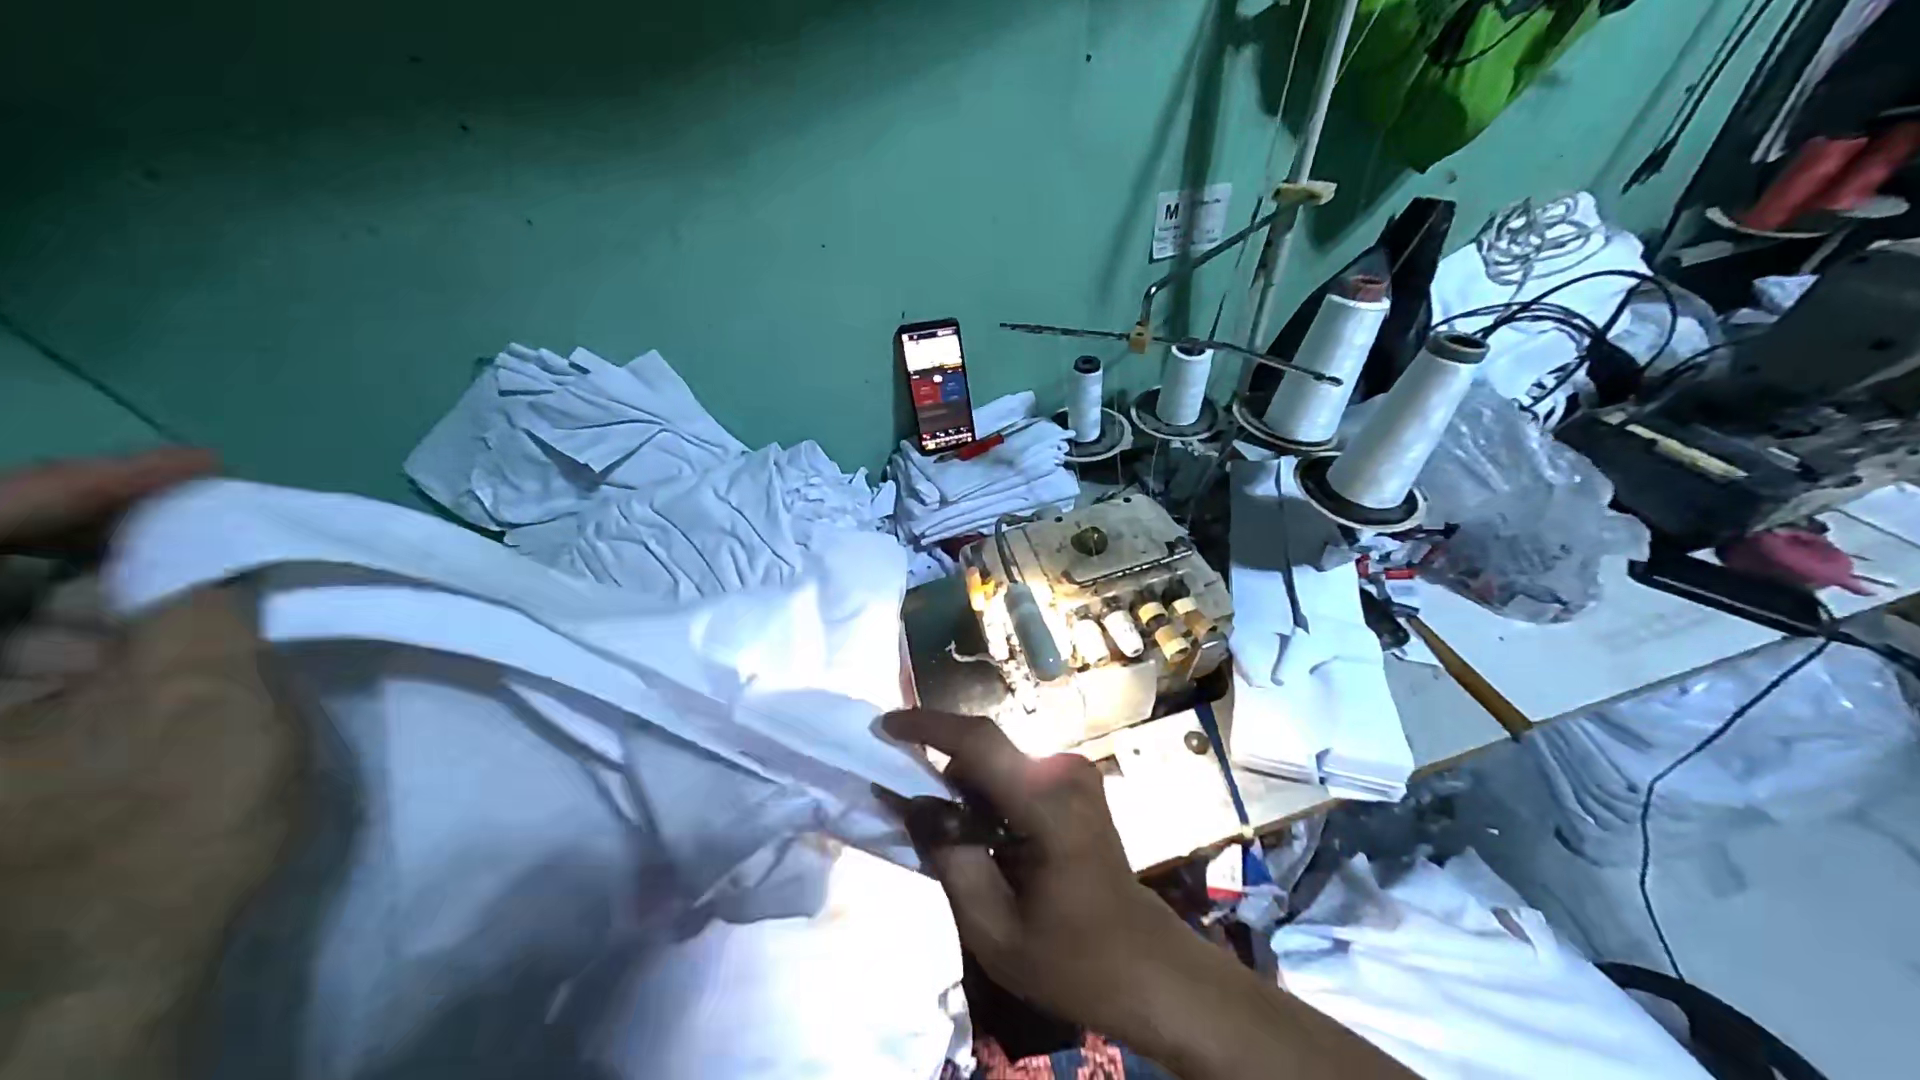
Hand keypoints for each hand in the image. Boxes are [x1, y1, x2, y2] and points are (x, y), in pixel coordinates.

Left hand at [0, 449, 305, 1079]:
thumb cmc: (152, 838)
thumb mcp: (205, 703)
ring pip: (17, 614)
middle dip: (104, 536)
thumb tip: (207, 531)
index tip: (202, 469)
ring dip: (115, 588)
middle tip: (208, 522)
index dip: (87, 487)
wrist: (105, 980)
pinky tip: (177, 635)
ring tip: (212, 583)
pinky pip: (31, 658)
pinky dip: (106, 632)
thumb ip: (203, 599)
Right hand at [881, 709, 1414, 1079]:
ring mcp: (1077, 775)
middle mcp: (1065, 774)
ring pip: (998, 760)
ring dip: (966, 787)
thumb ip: (948, 857)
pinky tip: (987, 836)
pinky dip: (987, 792)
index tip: (882, 726)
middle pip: (985, 749)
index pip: (979, 742)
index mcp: (1048, 806)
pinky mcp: (1078, 783)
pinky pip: (1016, 771)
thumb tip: (912, 800)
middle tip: (913, 812)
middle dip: (941, 771)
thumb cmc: (1070, 959)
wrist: (1145, 966)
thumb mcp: (992, 928)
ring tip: (957, 839)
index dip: (927, 725)